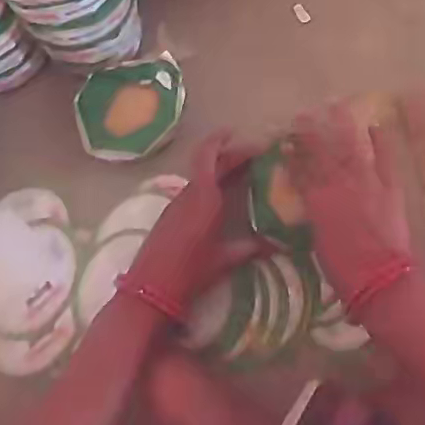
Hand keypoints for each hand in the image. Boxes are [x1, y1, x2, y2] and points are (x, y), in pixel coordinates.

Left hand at [125, 132, 257, 308]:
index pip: (210, 156)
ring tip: (241, 174)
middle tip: (252, 156)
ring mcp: (178, 204)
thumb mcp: (223, 260)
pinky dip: (211, 185)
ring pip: (201, 176)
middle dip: (230, 155)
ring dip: (219, 170)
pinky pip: (194, 190)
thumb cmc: (188, 272)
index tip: (238, 134)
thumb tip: (276, 246)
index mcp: (204, 197)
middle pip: (208, 163)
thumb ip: (249, 249)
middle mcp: (190, 194)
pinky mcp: (171, 216)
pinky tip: (222, 197)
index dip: (222, 141)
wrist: (149, 291)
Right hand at [286, 104, 411, 300]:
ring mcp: (366, 182)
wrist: (381, 280)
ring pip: (351, 147)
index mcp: (318, 201)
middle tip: (303, 115)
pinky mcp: (389, 186)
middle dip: (311, 132)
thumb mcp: (318, 241)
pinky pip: (385, 158)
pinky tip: (374, 125)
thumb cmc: (344, 270)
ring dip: (342, 125)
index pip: (301, 171)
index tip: (285, 141)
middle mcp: (339, 185)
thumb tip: (312, 200)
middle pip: (322, 153)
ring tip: (335, 105)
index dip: (293, 155)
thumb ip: (314, 216)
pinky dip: (380, 141)